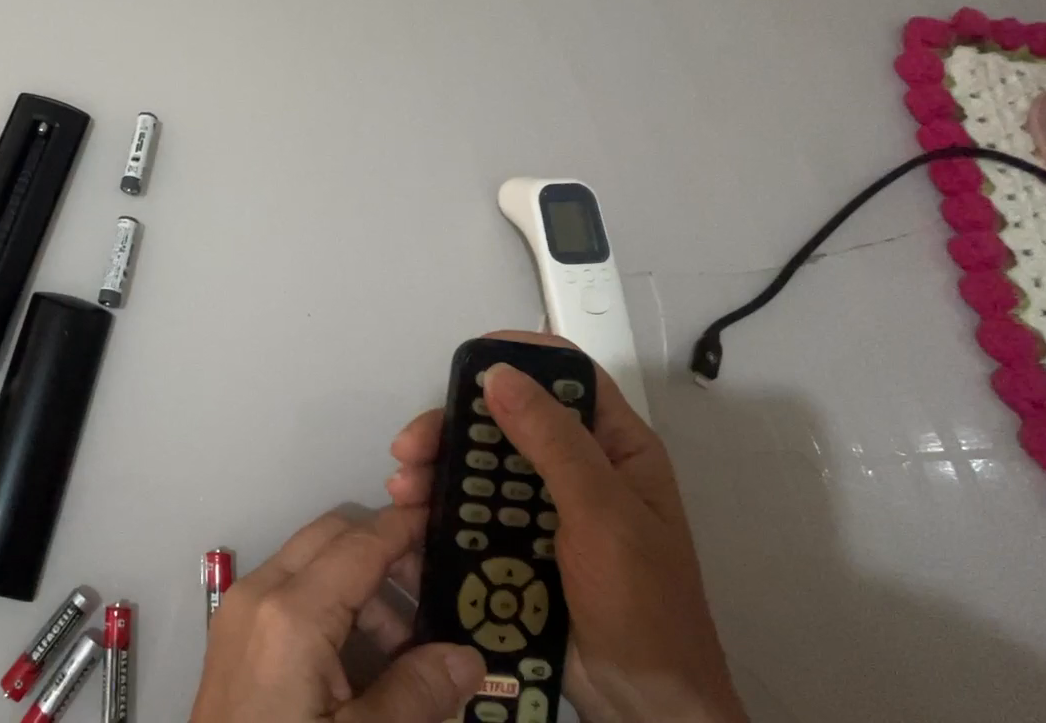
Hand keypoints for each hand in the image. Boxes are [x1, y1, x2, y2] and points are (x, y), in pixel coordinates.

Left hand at [190, 505, 487, 722]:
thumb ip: (417, 694)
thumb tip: (467, 656)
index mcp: (292, 613)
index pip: (358, 546)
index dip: (402, 529)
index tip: (441, 516)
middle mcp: (259, 592)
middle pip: (330, 538)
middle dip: (383, 553)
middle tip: (435, 592)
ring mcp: (240, 610)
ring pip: (309, 563)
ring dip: (359, 586)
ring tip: (405, 649)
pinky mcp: (233, 633)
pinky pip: (288, 592)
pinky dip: (329, 604)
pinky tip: (363, 661)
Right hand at [385, 331, 747, 722]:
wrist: (640, 704)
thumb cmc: (642, 605)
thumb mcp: (602, 514)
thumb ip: (552, 442)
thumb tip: (500, 374)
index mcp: (615, 449)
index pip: (568, 378)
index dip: (520, 358)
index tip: (467, 359)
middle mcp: (577, 468)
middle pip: (504, 421)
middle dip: (452, 428)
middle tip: (411, 446)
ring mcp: (543, 506)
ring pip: (478, 464)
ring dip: (435, 470)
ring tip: (404, 492)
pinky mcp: (516, 540)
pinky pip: (469, 508)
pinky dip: (437, 508)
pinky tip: (414, 518)